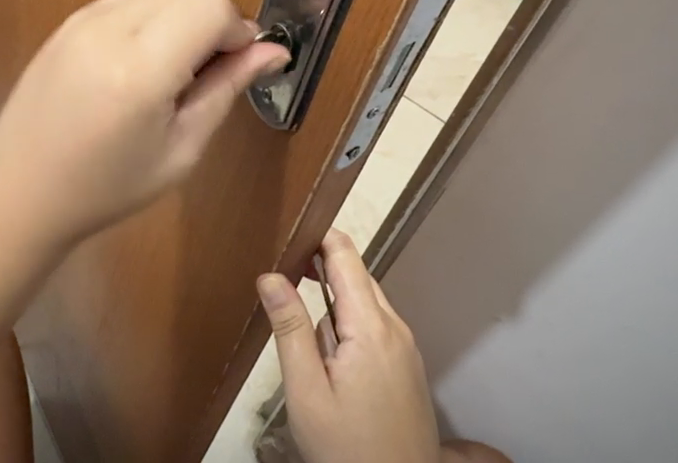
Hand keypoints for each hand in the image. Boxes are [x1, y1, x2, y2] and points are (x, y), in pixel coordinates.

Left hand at [0, 0, 288, 247]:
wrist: (20, 191)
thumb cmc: (107, 187)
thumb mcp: (181, 150)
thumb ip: (227, 89)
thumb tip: (274, 51)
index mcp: (140, 68)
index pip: (211, 5)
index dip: (237, 30)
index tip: (239, 64)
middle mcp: (109, 29)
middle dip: (216, 19)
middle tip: (213, 70)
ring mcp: (83, 19)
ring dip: (185, 15)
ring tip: (176, 70)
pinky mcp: (69, 20)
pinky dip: (153, 15)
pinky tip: (144, 61)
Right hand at [259, 230, 441, 462]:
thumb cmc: (346, 448)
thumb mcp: (306, 392)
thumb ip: (290, 328)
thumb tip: (270, 275)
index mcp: (370, 326)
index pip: (345, 255)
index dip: (317, 236)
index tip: (286, 236)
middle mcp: (395, 327)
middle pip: (355, 276)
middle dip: (320, 273)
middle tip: (282, 285)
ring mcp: (406, 348)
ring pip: (364, 304)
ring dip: (334, 307)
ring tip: (305, 342)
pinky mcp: (407, 368)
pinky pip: (375, 328)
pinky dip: (349, 329)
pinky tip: (330, 364)